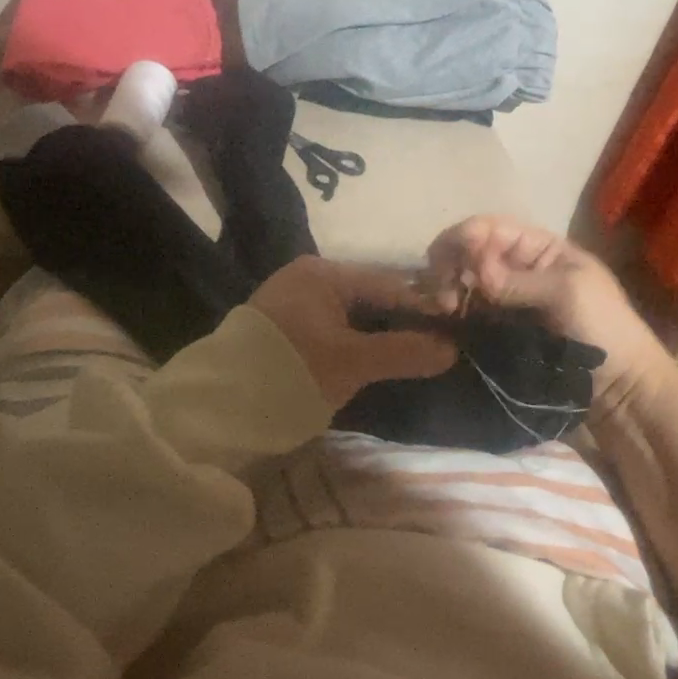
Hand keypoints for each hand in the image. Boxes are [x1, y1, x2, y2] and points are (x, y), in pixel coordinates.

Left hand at [249, 256, 458, 407]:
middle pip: (368, 297)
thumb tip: (451, 349)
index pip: (386, 284)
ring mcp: (291, 303)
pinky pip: (331, 328)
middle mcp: (305, 278)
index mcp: (322, 273)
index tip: (453, 328)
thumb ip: (403, 352)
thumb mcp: (354, 362)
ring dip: (377, 335)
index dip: (421, 307)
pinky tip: (373, 361)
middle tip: (434, 345)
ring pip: (350, 315)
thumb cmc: (295, 370)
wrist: (225, 405)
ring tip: (409, 356)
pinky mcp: (282, 329)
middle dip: (400, 321)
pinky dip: (354, 342)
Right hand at [424, 216, 671, 403]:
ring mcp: (506, 302)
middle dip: (449, 263)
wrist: (619, 390)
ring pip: (463, 282)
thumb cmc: (605, 329)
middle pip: (470, 252)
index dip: (465, 237)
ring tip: (444, 309)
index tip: (446, 260)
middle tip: (442, 293)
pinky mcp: (498, 333)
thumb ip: (518, 278)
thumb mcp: (568, 292)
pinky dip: (452, 312)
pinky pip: (467, 314)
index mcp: (541, 250)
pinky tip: (447, 320)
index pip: (491, 228)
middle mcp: (518, 270)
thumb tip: (471, 266)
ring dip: (446, 288)